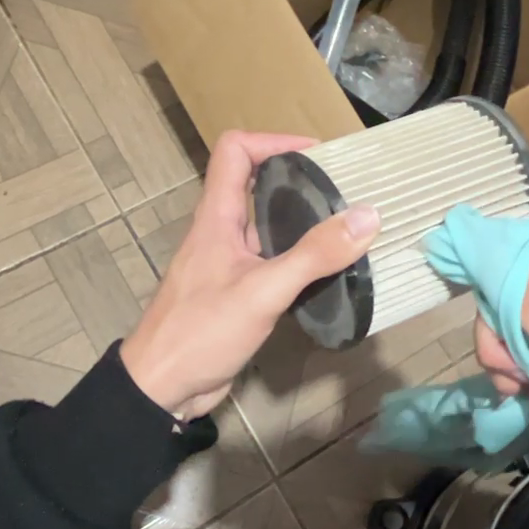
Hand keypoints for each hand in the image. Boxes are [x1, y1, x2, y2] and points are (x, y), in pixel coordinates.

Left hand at [121, 131, 380, 418]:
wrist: (162, 387)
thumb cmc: (202, 331)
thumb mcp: (263, 291)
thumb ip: (314, 255)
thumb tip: (367, 215)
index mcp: (216, 217)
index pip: (235, 150)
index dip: (274, 141)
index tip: (318, 155)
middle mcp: (220, 232)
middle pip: (256, 185)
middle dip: (300, 181)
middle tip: (345, 193)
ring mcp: (227, 263)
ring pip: (267, 227)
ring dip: (302, 223)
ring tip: (346, 230)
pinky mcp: (235, 293)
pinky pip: (270, 263)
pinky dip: (298, 261)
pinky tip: (326, 275)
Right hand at [476, 234, 528, 518]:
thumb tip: (496, 259)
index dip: (494, 253)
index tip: (454, 263)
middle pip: (513, 280)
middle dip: (498, 323)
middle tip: (507, 361)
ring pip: (504, 312)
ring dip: (500, 350)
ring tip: (519, 382)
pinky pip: (510, 337)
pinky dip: (506, 364)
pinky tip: (521, 388)